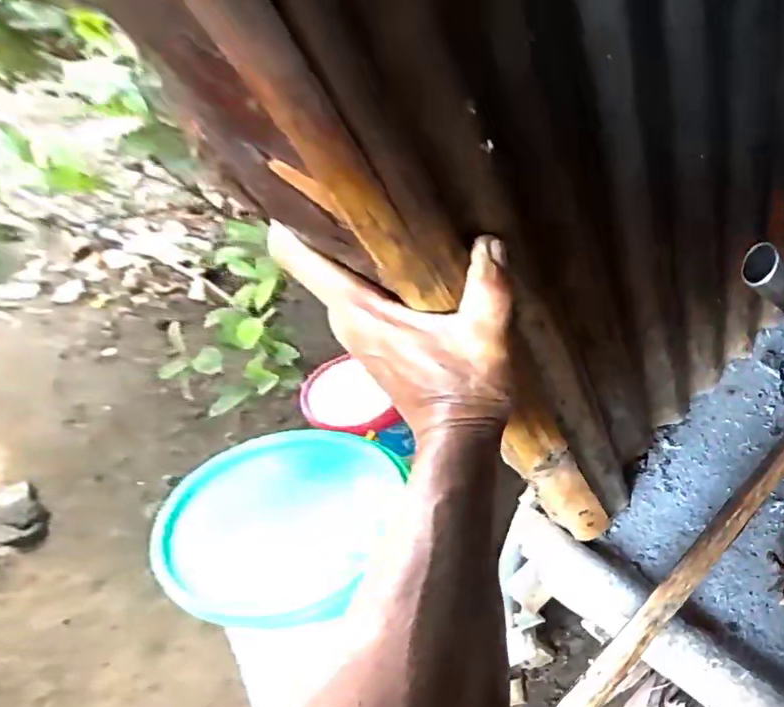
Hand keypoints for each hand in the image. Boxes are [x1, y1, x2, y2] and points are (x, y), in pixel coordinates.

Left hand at [268, 224, 514, 436]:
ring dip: (361, 262)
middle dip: (336, 231)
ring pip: (341, 283)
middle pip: (318, 261)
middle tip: (369, 205)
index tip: (314, 189)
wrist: (461, 439)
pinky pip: (362, 305)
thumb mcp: (487, 338)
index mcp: (358, 310)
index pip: (292, 250)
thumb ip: (489, 289)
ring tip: (394, 239)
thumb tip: (491, 244)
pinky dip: (377, 288)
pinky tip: (410, 283)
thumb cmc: (467, 391)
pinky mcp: (376, 350)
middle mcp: (345, 321)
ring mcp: (357, 338)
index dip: (295, 214)